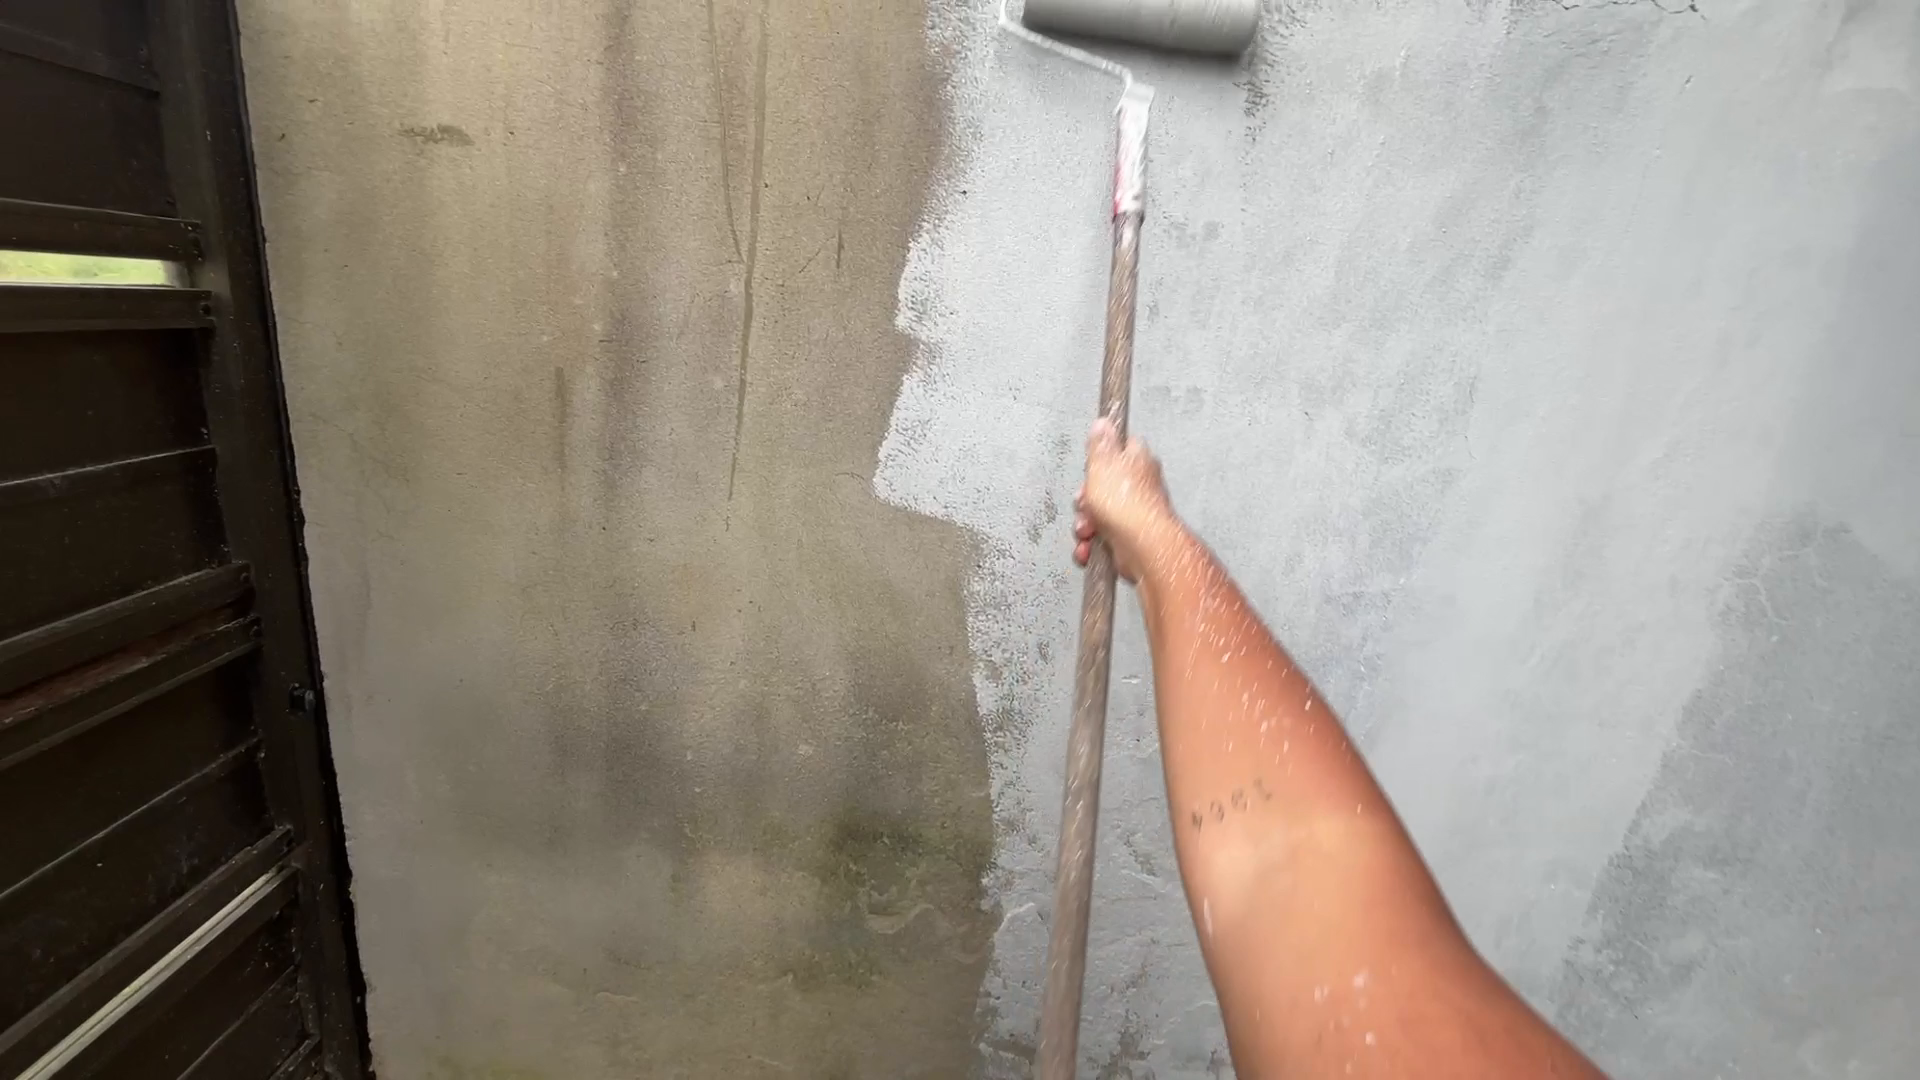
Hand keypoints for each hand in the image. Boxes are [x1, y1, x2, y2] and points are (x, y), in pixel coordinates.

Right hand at [1074, 417, 1179, 582]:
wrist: (1141, 546)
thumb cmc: (1127, 504)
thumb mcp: (1103, 463)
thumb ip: (1100, 442)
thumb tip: (1103, 422)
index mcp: (1138, 460)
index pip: (1118, 448)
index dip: (1098, 457)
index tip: (1089, 466)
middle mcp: (1139, 486)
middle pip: (1101, 486)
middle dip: (1085, 499)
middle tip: (1085, 503)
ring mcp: (1134, 513)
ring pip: (1097, 515)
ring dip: (1084, 524)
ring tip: (1088, 530)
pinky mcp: (1128, 538)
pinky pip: (1100, 538)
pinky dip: (1091, 545)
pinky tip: (1089, 547)